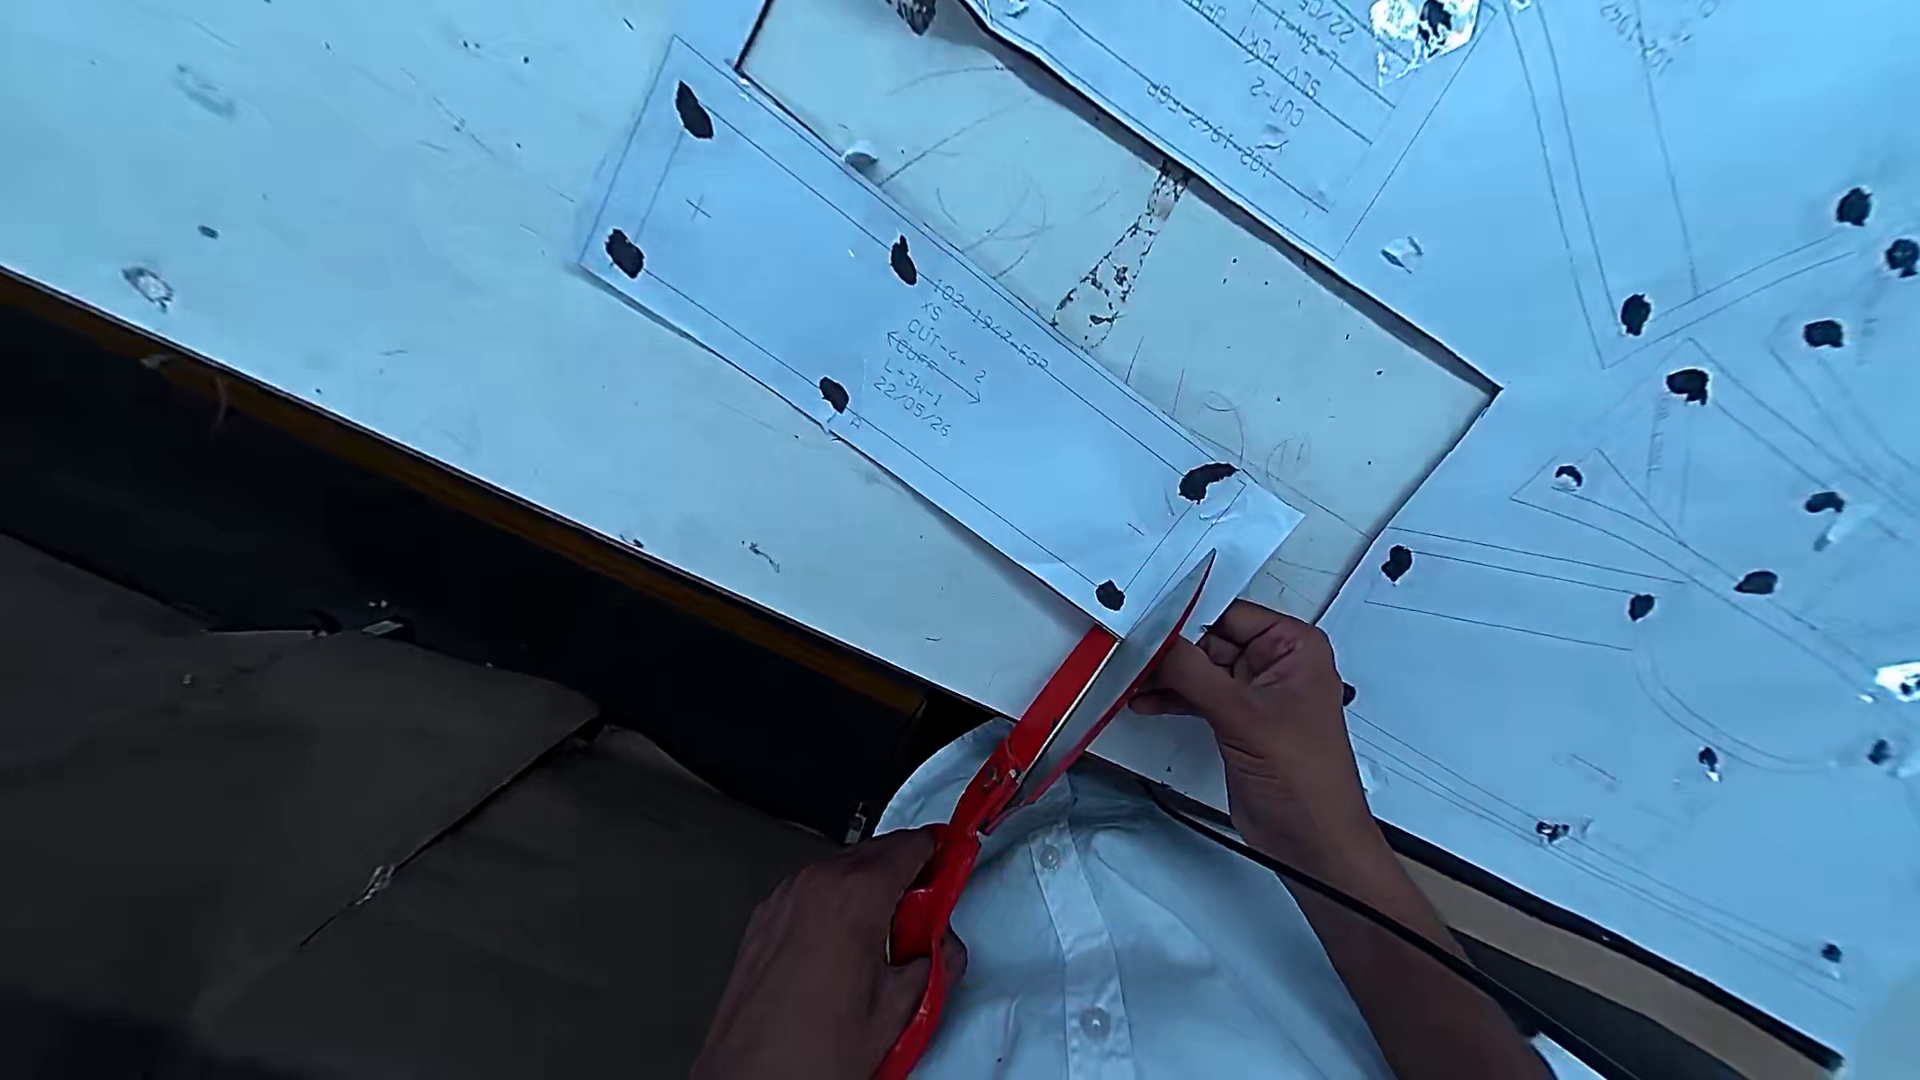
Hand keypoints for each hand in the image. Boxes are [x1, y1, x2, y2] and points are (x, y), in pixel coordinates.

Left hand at [692, 827, 967, 1079]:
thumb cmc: (808, 1056)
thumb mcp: (897, 1011)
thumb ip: (935, 963)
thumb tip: (945, 945)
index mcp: (857, 894)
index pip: (911, 844)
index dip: (936, 852)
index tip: (948, 860)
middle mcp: (820, 881)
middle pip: (879, 850)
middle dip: (906, 871)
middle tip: (923, 907)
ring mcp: (788, 894)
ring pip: (845, 865)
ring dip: (870, 883)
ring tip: (880, 934)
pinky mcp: (768, 912)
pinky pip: (815, 886)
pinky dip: (835, 897)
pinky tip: (842, 942)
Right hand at [1131, 601, 1371, 855]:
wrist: (1310, 843)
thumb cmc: (1311, 784)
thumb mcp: (1244, 715)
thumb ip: (1194, 673)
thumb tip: (1160, 641)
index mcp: (1294, 648)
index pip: (1229, 613)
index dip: (1188, 615)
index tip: (1151, 619)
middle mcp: (1274, 664)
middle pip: (1207, 638)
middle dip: (1170, 649)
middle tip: (1135, 652)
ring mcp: (1252, 691)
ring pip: (1196, 666)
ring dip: (1164, 675)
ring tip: (1134, 678)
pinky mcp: (1234, 716)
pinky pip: (1193, 692)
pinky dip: (1169, 696)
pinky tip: (1147, 700)